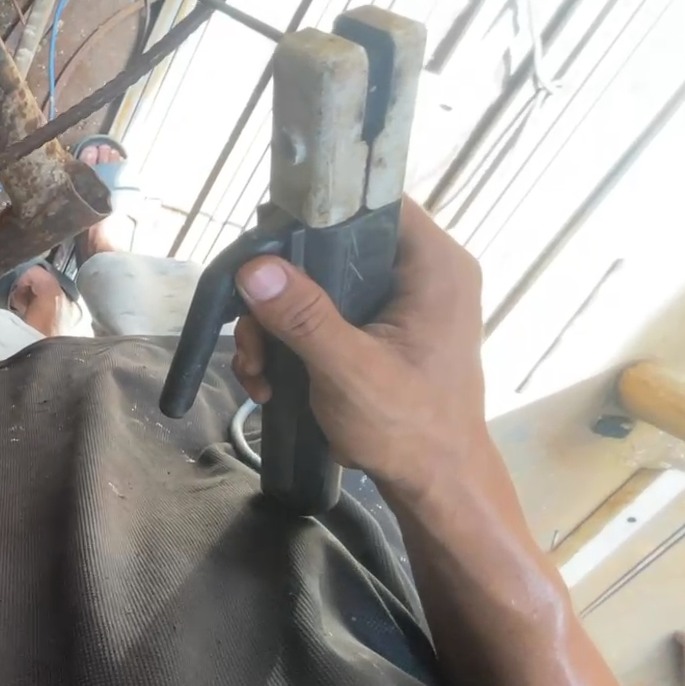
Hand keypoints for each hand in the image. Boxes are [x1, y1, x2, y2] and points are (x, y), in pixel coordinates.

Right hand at [231, 201, 489, 502]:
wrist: (427, 480)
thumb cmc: (407, 425)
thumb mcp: (350, 370)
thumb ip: (305, 317)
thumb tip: (253, 267)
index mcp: (431, 270)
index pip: (374, 205)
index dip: (318, 213)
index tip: (264, 246)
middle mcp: (408, 276)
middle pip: (321, 252)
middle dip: (271, 298)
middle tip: (253, 339)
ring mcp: (382, 305)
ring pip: (300, 290)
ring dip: (265, 332)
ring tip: (258, 374)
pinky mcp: (359, 331)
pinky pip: (301, 320)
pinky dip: (275, 350)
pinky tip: (267, 383)